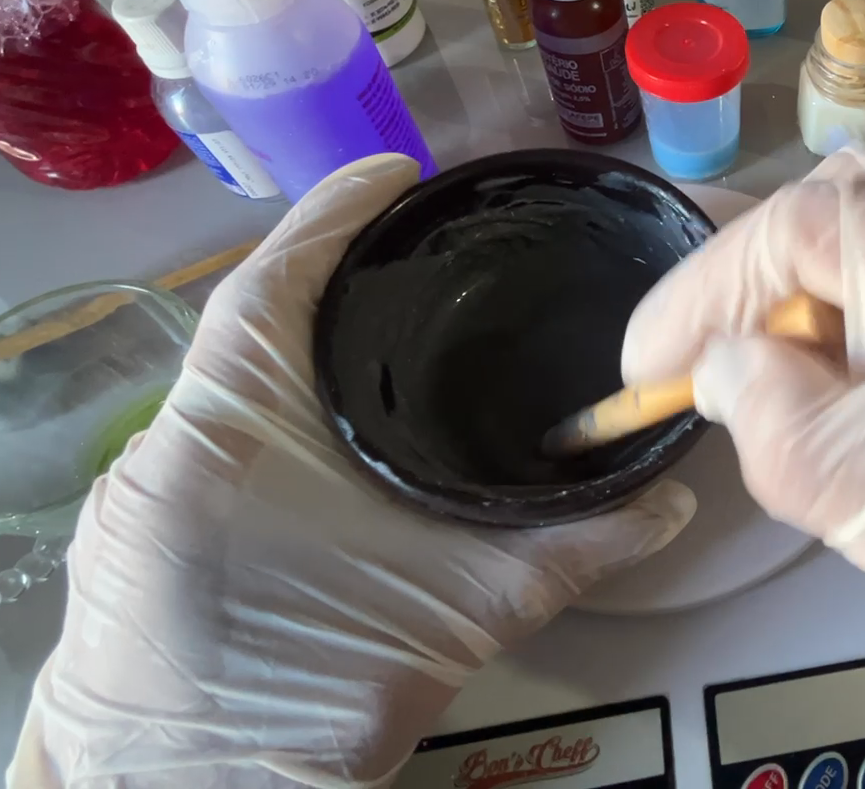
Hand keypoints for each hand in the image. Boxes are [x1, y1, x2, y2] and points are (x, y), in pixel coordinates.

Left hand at [10, 155, 693, 787]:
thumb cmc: (296, 694)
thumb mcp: (449, 613)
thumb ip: (567, 548)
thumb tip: (672, 501)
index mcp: (239, 428)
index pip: (272, 286)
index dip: (331, 214)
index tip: (401, 170)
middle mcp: (208, 432)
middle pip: (280, 310)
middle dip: (356, 258)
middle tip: (451, 229)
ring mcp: (192, 469)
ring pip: (276, 363)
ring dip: (346, 318)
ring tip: (437, 289)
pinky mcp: (196, 507)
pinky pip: (272, 415)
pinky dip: (329, 380)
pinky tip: (392, 385)